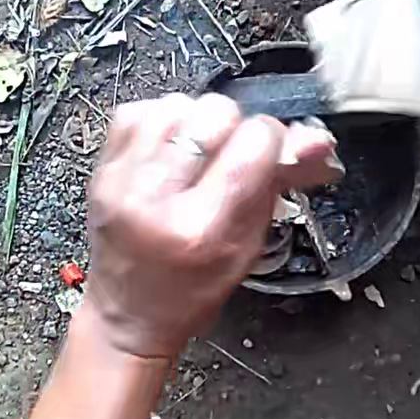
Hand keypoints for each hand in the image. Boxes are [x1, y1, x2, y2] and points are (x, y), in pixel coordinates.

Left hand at [81, 93, 339, 358]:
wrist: (129, 314)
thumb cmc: (194, 291)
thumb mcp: (249, 248)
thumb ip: (279, 186)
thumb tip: (318, 140)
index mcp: (202, 228)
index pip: (255, 143)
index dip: (273, 139)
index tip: (270, 155)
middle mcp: (156, 198)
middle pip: (215, 112)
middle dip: (235, 127)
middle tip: (232, 158)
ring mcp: (122, 180)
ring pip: (177, 104)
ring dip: (197, 122)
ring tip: (199, 155)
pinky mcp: (101, 169)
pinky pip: (138, 109)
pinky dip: (162, 121)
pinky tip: (170, 149)